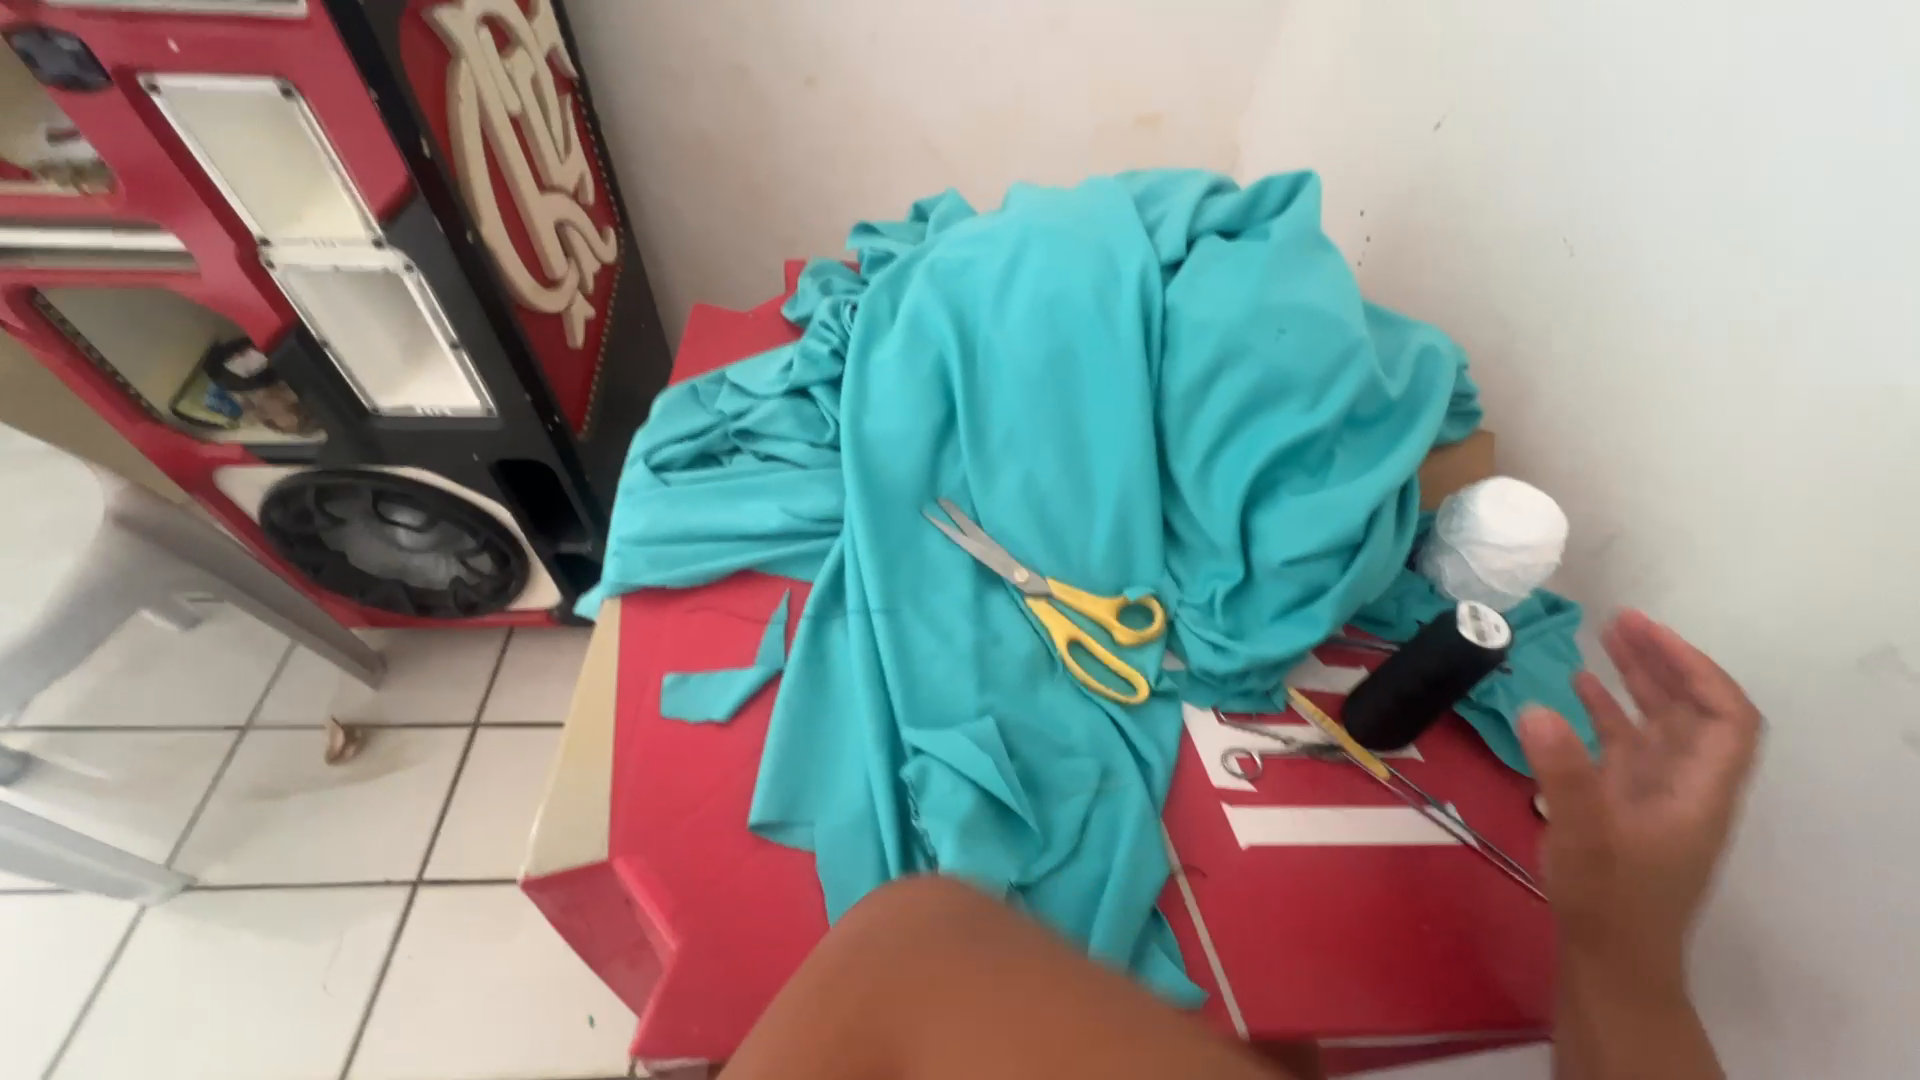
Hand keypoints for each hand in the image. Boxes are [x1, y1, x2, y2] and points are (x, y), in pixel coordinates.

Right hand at [1520, 610, 1761, 977]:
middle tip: (1620, 620)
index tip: (1646, 633)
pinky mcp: (1624, 800)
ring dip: (1638, 680)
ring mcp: (1655, 791)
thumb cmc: (1609, 895)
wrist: (1611, 953)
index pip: (1725, 716)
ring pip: (1659, 723)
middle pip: (1693, 711)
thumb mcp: (1584, 835)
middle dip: (1664, 662)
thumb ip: (1563, 773)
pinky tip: (1576, 688)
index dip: (1694, 670)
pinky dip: (1606, 710)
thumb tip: (1537, 707)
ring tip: (1604, 638)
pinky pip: (1624, 743)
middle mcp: (1686, 783)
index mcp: (1699, 789)